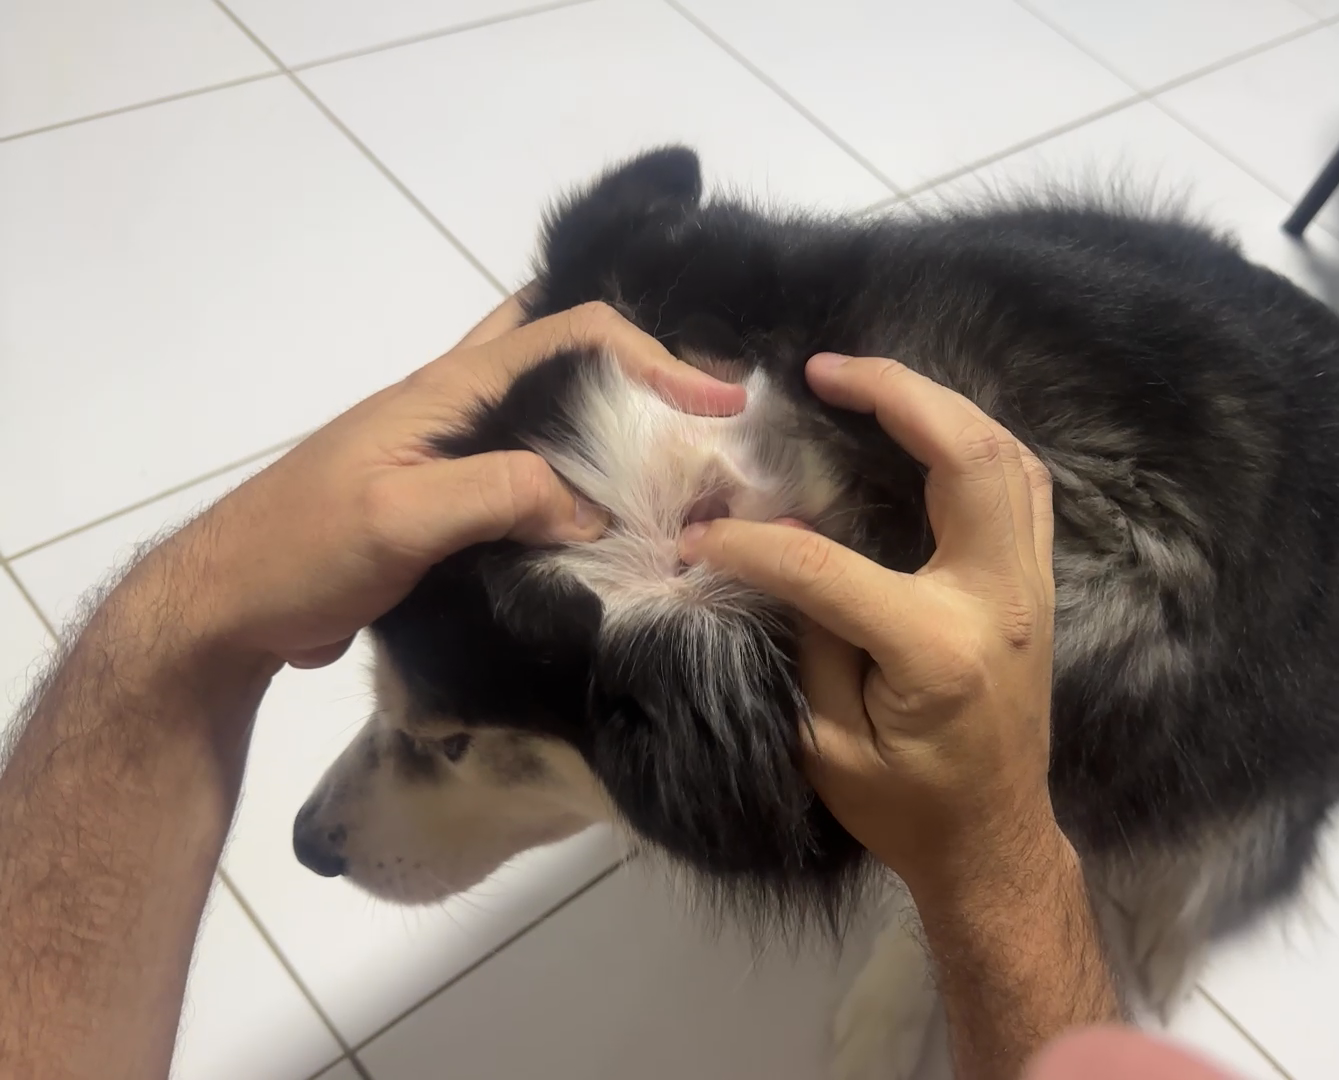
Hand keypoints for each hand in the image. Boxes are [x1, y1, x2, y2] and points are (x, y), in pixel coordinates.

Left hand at [156, 296, 745, 671]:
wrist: (227, 607)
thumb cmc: (298, 550)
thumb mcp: (398, 518)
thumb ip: (500, 492)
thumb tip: (596, 509)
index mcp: (457, 387)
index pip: (576, 336)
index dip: (656, 358)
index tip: (720, 403)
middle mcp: (472, 402)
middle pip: (576, 349)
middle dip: (651, 361)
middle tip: (712, 402)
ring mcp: (471, 446)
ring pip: (568, 404)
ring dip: (630, 412)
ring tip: (689, 443)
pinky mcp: (473, 491)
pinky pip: (554, 464)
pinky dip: (602, 467)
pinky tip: (629, 499)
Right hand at [679, 353, 1058, 896]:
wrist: (995, 836)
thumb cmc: (907, 808)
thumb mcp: (828, 745)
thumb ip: (807, 634)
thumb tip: (782, 543)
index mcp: (936, 648)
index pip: (830, 568)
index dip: (754, 543)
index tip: (703, 533)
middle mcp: (999, 598)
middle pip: (968, 457)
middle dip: (897, 393)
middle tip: (827, 371)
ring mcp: (1031, 584)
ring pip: (1009, 457)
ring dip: (943, 406)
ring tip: (874, 386)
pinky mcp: (1038, 583)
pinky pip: (1024, 486)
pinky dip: (980, 441)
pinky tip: (936, 430)